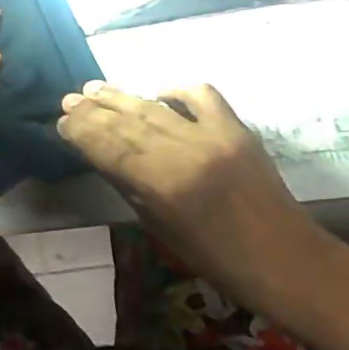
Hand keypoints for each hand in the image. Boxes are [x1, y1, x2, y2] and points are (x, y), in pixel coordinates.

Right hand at [56, 82, 332, 306]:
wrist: (288, 261)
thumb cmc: (215, 258)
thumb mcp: (158, 227)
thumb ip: (127, 183)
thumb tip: (96, 152)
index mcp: (162, 184)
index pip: (107, 146)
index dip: (80, 131)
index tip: (60, 122)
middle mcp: (184, 152)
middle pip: (126, 121)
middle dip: (93, 109)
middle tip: (68, 99)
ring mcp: (214, 136)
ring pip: (154, 106)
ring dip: (121, 96)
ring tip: (95, 88)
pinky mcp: (238, 128)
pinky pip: (201, 95)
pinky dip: (175, 91)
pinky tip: (157, 94)